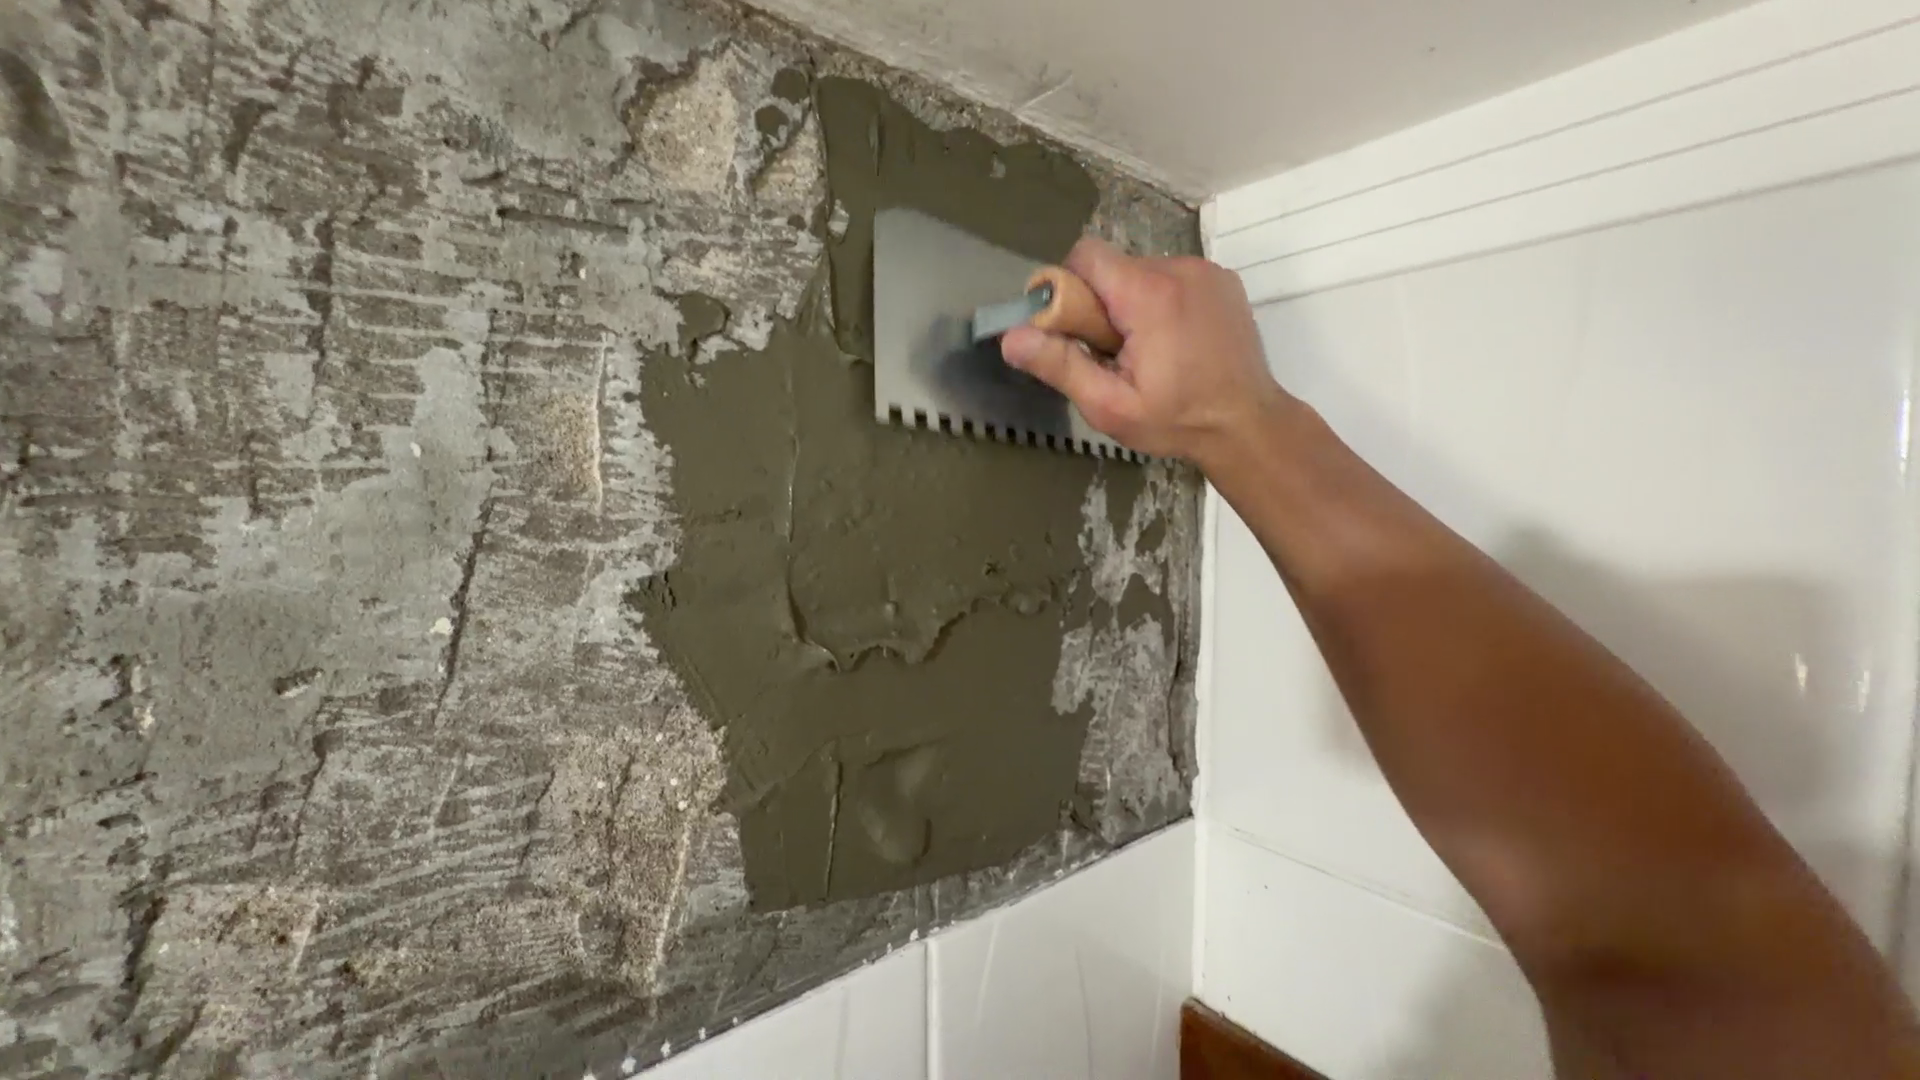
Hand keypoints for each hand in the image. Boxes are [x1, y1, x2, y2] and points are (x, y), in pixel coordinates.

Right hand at [1000, 237, 1286, 465]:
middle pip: (1114, 268)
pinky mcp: (1223, 280)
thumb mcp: (1109, 406)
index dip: (1068, 288)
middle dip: (1102, 304)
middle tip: (1113, 355)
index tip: (1074, 330)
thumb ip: (1060, 366)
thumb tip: (1010, 337)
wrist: (1249, 426)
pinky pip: (1172, 279)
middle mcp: (1179, 268)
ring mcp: (1206, 271)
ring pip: (1142, 273)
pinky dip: (1162, 303)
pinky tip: (1174, 343)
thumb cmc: (1176, 421)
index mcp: (1148, 294)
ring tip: (1148, 354)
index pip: (1086, 256)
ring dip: (1132, 305)